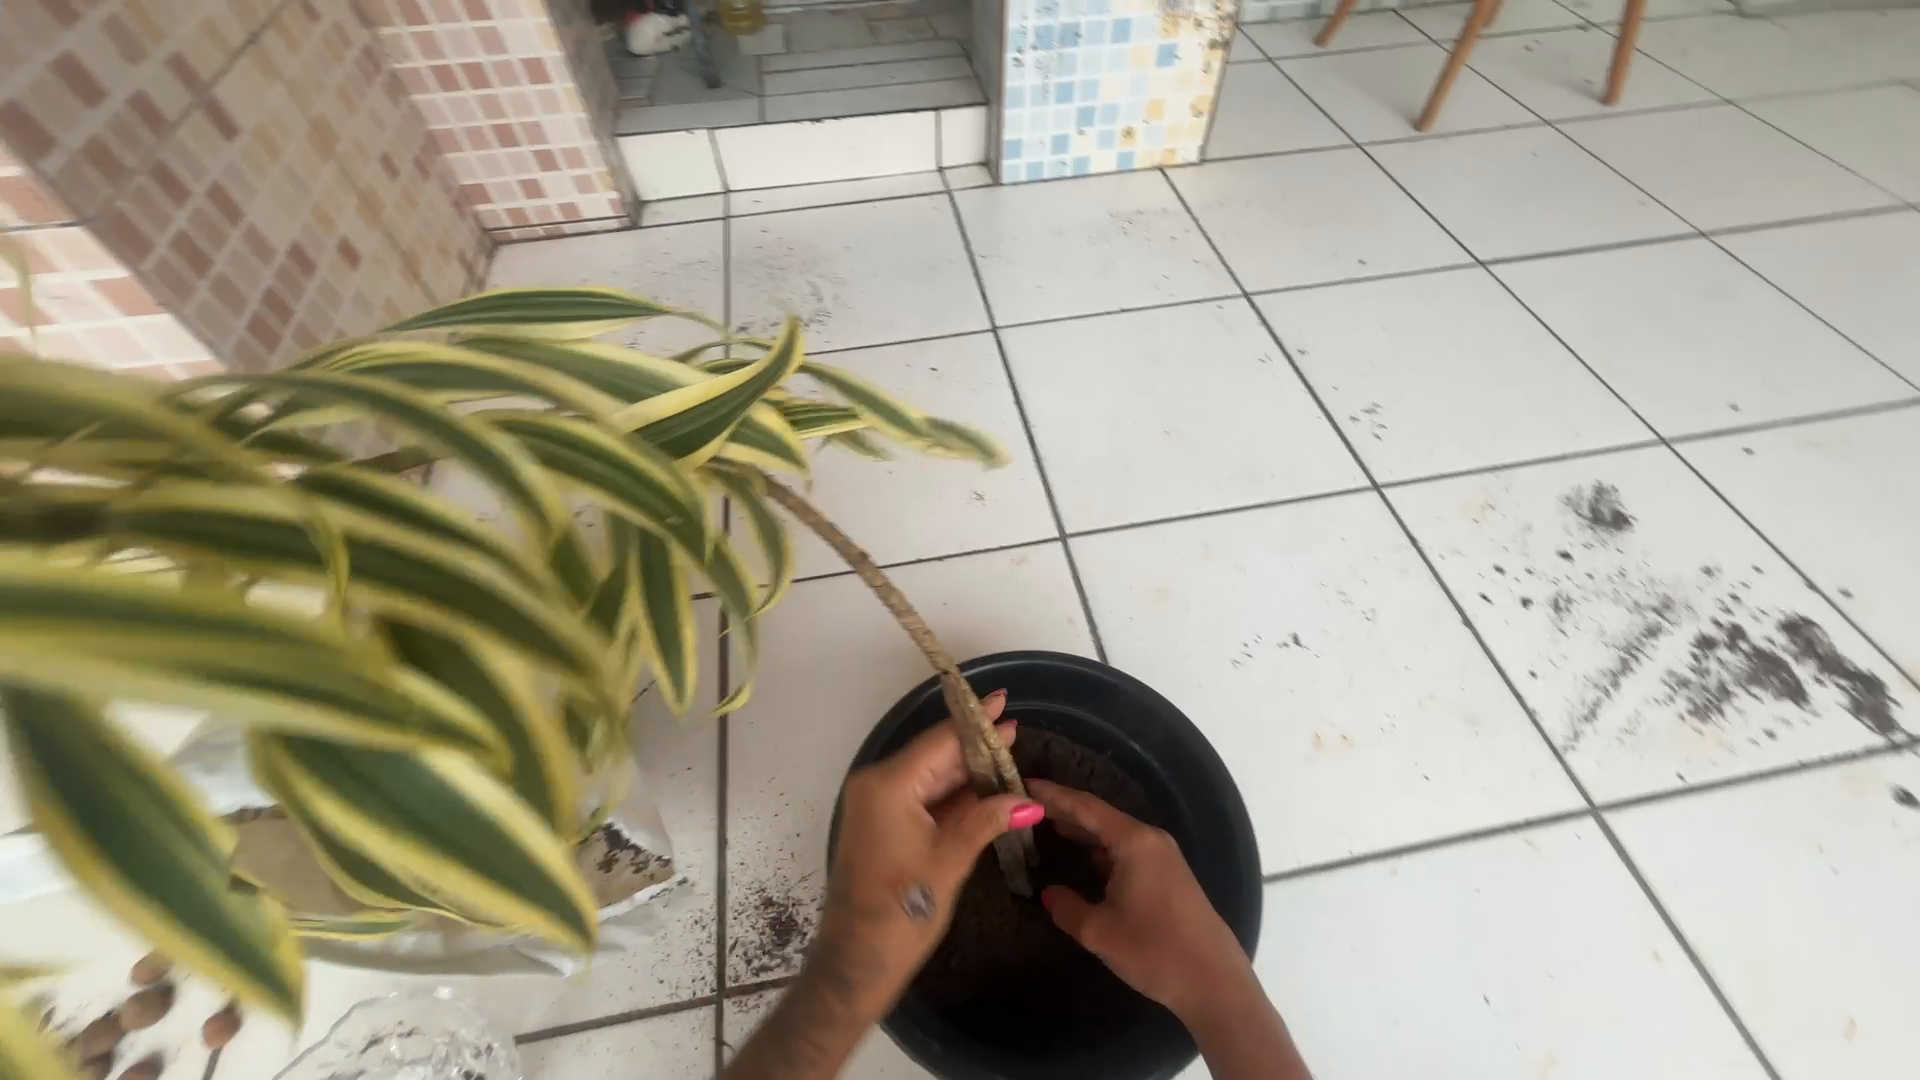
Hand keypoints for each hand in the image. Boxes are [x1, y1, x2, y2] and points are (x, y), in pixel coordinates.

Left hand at [814, 690, 1043, 1013]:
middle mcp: (878, 784)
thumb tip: (1030, 802)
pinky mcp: (884, 825)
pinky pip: (923, 798)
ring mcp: (879, 805)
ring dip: (967, 771)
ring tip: (1007, 753)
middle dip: (975, 746)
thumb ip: (987, 820)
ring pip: (931, 777)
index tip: (1000, 699)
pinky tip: (985, 788)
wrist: (857, 961)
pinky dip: (952, 795)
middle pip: (935, 755)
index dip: (975, 722)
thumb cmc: (902, 909)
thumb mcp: (950, 859)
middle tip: (1013, 728)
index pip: (940, 740)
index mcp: (889, 783)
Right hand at [1027, 778, 1253, 1021]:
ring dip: (1081, 831)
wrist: (1216, 985)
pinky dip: (1099, 849)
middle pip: (1099, 816)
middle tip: (1027, 806)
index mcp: (1134, 841)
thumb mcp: (1100, 932)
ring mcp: (1162, 856)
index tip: (1024, 783)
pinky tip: (1080, 856)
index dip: (1053, 795)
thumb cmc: (1156, 952)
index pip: (1085, 807)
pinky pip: (1125, 850)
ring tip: (1045, 826)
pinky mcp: (1167, 875)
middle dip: (1063, 810)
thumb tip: (1048, 893)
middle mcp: (1149, 839)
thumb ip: (1066, 907)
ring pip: (1112, 834)